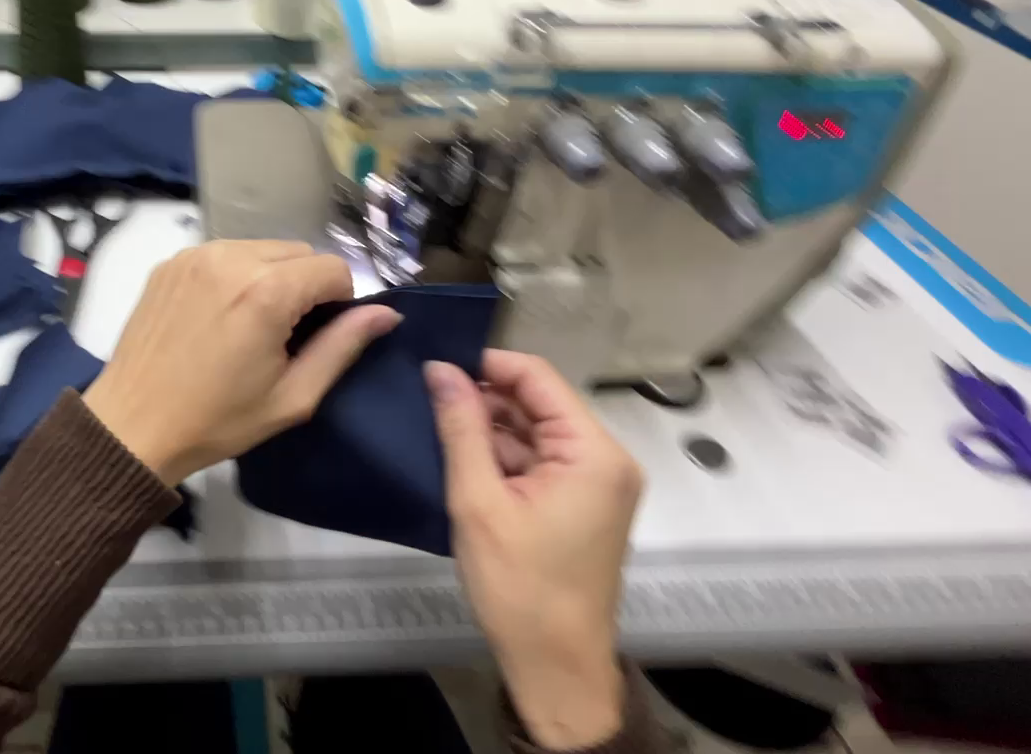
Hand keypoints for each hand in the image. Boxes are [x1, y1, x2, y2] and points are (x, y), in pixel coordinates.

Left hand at [84, 240, 400, 485]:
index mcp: (266, 290)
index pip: (333, 268)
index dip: (338, 302)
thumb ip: (343, 346)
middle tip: (283, 335)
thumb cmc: (217, 420)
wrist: (132, 425)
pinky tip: (217, 315)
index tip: (314, 337)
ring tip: (248, 324)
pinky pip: (223, 253)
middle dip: (304, 286)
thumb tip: (387, 312)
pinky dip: (234, 275)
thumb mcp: (292, 395)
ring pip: (261, 248)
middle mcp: (230, 256)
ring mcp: (195, 254)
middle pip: (298, 252)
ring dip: (270, 276)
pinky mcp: (170, 261)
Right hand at [426, 352, 643, 750]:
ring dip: (488, 426)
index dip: (486, 364)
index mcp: (592, 452)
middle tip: (426, 397)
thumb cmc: (518, 585)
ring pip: (532, 429)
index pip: (537, 377)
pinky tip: (459, 456)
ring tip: (435, 424)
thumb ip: (460, 427)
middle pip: (537, 401)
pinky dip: (500, 454)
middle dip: (483, 396)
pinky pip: (536, 457)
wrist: (554, 666)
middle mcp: (604, 458)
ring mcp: (594, 481)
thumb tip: (439, 368)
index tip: (436, 366)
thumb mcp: (478, 500)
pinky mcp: (579, 501)